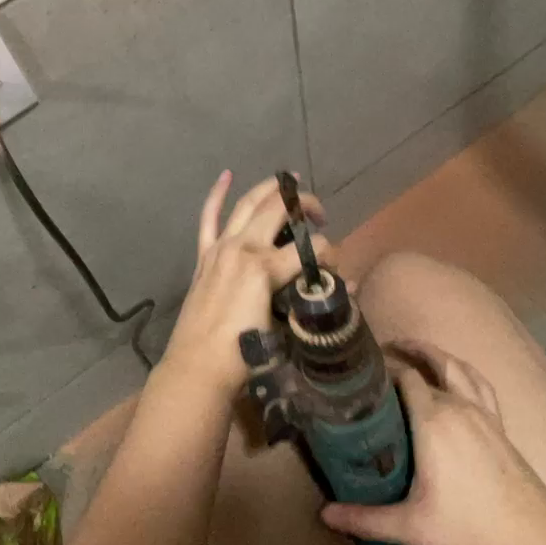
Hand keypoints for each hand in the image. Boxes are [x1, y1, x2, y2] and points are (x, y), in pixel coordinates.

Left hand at [157, 171, 330, 397]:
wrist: (199, 368)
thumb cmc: (246, 355)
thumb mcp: (287, 330)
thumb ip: (315, 303)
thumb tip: (347, 289)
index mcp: (264, 267)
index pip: (310, 248)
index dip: (330, 253)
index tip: (335, 268)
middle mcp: (242, 247)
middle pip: (277, 210)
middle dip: (303, 204)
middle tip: (320, 213)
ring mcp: (221, 248)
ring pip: (246, 205)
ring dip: (268, 189)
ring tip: (288, 180)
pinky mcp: (204, 256)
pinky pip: (209, 218)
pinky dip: (216, 195)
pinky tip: (226, 176)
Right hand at [321, 342, 545, 544]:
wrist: (536, 542)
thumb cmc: (471, 529)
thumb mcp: (412, 527)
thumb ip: (365, 519)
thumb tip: (325, 515)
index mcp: (433, 420)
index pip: (404, 377)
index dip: (383, 369)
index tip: (362, 373)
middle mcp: (458, 406)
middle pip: (428, 366)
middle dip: (404, 355)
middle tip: (382, 353)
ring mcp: (484, 413)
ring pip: (457, 367)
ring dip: (435, 354)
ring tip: (416, 349)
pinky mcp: (502, 425)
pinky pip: (481, 384)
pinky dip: (465, 371)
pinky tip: (458, 374)